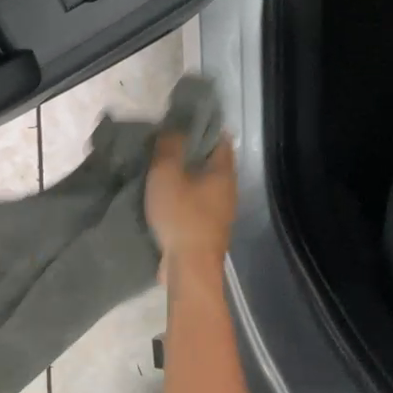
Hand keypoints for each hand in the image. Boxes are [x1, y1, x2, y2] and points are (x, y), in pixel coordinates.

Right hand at [145, 132, 236, 270]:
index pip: (220, 139)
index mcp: (223, 171)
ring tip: (163, 178)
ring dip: (188, 183)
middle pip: (213, 165)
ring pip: (205, 189)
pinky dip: (185, 203)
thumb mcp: (166, 175)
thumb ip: (169, 147)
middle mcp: (229, 190)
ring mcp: (221, 214)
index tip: (181, 125)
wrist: (190, 266)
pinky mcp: (209, 233)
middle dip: (193, 157)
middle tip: (167, 151)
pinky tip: (167, 205)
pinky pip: (197, 209)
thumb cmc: (181, 216)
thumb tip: (174, 127)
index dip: (202, 129)